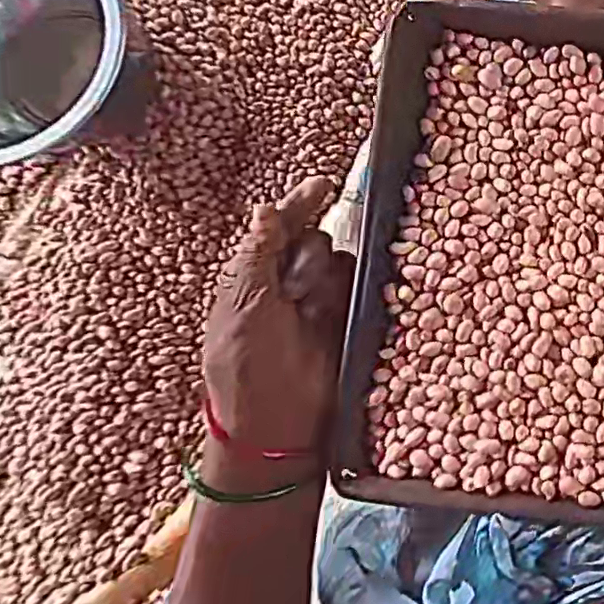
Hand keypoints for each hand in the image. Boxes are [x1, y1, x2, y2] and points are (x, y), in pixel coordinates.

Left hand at [202, 176, 354, 466]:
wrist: (280, 420)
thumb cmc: (247, 364)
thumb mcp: (242, 305)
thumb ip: (257, 254)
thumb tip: (266, 210)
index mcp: (254, 277)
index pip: (280, 228)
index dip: (300, 205)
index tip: (323, 184)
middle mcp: (290, 283)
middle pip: (315, 240)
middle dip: (307, 257)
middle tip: (294, 292)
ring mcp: (323, 301)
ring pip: (340, 262)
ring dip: (325, 281)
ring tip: (311, 314)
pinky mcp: (351, 317)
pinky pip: (361, 286)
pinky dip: (354, 290)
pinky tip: (338, 311)